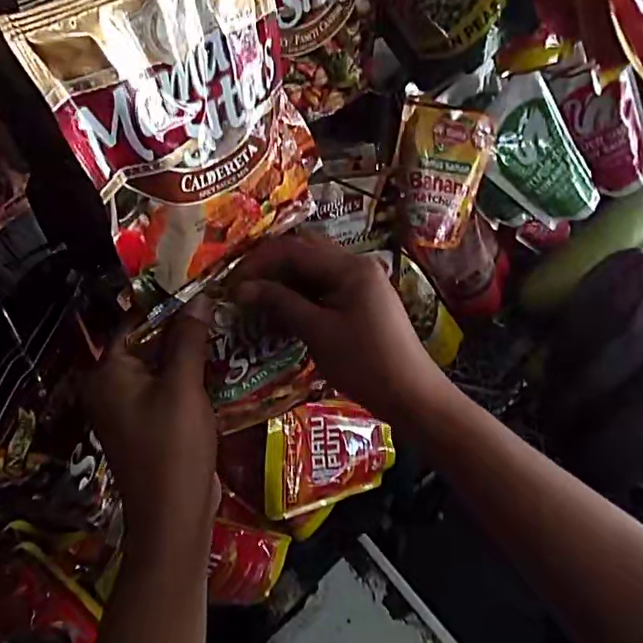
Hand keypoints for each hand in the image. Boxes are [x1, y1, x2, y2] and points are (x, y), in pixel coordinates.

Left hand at [83, 297, 218, 546]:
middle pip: (149, 346)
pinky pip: (170, 392)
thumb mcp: (183, 386)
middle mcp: (112, 389)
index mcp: (108, 375)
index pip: (134, 324)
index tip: (203, 291)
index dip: (168, 307)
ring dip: (192, 355)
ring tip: (229, 334)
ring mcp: (131, 411)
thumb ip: (188, 341)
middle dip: (185, 331)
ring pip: (162, 369)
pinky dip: (192, 380)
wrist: (173, 512)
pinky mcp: (152, 427)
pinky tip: (223, 370)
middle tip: (223, 310)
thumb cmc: (173, 445)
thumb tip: (198, 298)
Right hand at [231, 233, 458, 427]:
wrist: (411, 394)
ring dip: (285, 284)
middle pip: (306, 255)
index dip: (258, 262)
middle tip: (240, 291)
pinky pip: (327, 290)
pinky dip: (303, 298)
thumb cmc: (366, 363)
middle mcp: (359, 267)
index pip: (294, 249)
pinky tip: (282, 315)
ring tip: (255, 304)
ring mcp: (364, 285)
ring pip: (315, 273)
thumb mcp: (319, 332)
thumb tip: (243, 288)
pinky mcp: (364, 303)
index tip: (231, 285)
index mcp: (351, 267)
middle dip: (271, 269)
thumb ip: (282, 304)